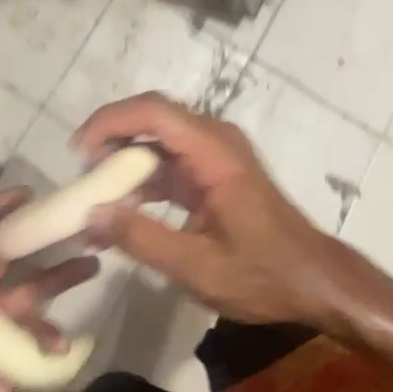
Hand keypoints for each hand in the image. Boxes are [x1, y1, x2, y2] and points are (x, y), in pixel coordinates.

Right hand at [74, 93, 355, 329]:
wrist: (313, 280)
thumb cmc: (262, 273)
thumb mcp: (197, 267)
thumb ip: (141, 238)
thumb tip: (91, 215)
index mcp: (214, 151)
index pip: (154, 112)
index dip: (111, 121)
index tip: (79, 150)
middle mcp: (215, 139)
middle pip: (154, 117)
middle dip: (112, 138)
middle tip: (81, 173)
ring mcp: (216, 154)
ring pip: (160, 139)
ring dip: (126, 160)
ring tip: (94, 195)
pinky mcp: (215, 173)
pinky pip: (171, 161)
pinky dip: (144, 179)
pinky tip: (122, 211)